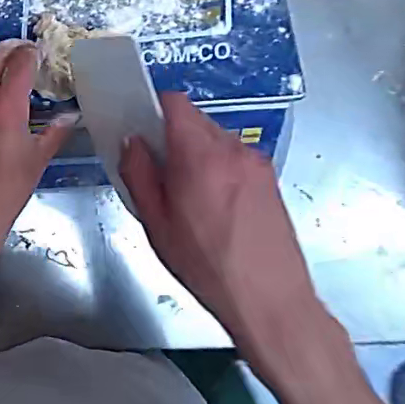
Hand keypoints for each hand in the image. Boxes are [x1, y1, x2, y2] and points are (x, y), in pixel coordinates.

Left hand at [0, 42, 71, 256]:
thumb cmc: (8, 189)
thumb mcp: (38, 159)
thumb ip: (54, 132)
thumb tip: (69, 118)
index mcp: (5, 112)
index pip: (19, 66)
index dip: (31, 54)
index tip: (39, 52)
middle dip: (8, 47)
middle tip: (22, 48)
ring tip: (3, 61)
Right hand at [119, 93, 329, 352]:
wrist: (272, 302)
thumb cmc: (210, 267)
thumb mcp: (156, 223)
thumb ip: (138, 173)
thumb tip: (132, 143)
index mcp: (200, 155)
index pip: (174, 102)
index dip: (153, 108)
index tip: (141, 129)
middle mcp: (232, 149)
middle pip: (194, 119)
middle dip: (172, 136)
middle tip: (159, 170)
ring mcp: (256, 162)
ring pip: (214, 138)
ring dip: (196, 153)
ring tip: (187, 194)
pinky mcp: (269, 178)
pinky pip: (234, 157)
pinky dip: (218, 167)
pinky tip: (213, 205)